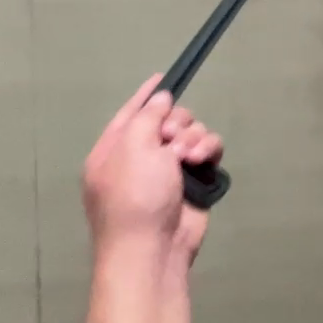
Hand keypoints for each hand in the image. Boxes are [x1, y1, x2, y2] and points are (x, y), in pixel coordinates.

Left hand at [82, 75, 225, 269]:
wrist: (153, 246)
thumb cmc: (134, 195)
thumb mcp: (133, 148)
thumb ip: (148, 116)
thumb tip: (161, 99)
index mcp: (114, 152)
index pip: (130, 113)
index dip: (146, 95)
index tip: (161, 76)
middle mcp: (140, 157)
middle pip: (168, 119)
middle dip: (177, 123)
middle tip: (172, 138)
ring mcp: (167, 169)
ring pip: (192, 132)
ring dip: (195, 138)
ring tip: (190, 157)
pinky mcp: (192, 178)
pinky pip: (207, 149)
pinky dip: (208, 150)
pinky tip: (203, 160)